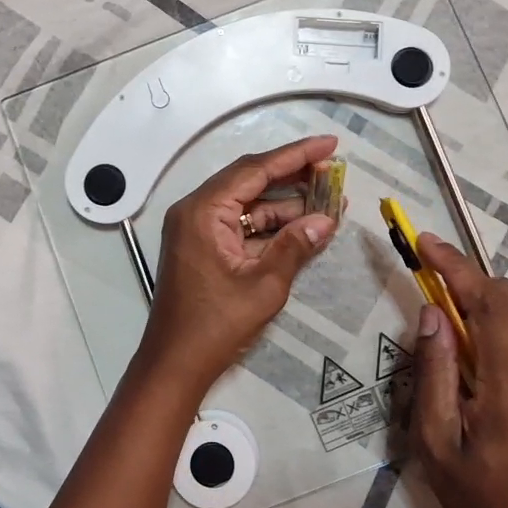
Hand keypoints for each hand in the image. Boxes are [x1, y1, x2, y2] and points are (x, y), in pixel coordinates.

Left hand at [139, 136, 340, 393]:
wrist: (175, 363)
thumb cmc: (215, 325)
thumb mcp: (263, 285)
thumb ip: (294, 247)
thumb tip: (326, 219)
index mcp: (203, 211)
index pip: (254, 170)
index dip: (295, 155)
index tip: (330, 144)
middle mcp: (195, 210)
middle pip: (249, 180)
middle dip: (292, 174)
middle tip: (332, 169)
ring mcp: (196, 229)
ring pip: (246, 202)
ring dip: (284, 201)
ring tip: (328, 197)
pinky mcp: (202, 246)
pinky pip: (239, 223)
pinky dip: (269, 224)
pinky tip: (303, 224)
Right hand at [411, 233, 507, 507]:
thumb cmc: (477, 496)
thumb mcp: (436, 439)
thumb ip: (435, 372)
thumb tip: (431, 314)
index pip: (490, 302)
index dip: (456, 266)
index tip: (424, 242)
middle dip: (467, 277)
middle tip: (426, 271)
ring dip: (482, 303)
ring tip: (443, 312)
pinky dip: (497, 329)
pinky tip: (472, 354)